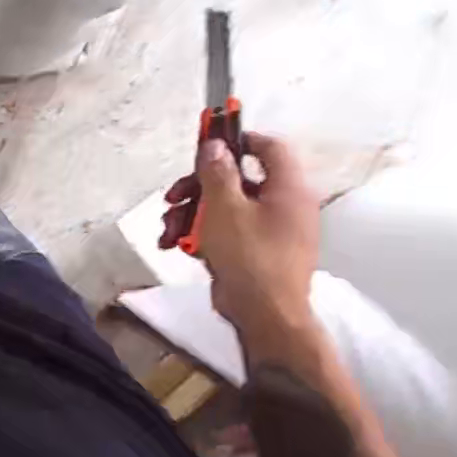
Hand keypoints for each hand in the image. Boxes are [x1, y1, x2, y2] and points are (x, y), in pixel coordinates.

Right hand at [186, 133, 324, 361]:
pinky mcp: (256, 251)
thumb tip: (214, 145)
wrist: (264, 316)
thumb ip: (217, 172)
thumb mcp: (224, 207)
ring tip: (168, 230)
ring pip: (225, 206)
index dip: (238, 140)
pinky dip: (200, 233)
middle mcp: (285, 205)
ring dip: (191, 213)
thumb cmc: (248, 256)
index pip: (269, 147)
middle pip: (237, 179)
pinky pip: (226, 230)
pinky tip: (176, 245)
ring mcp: (271, 230)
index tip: (206, 147)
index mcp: (288, 188)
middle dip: (197, 187)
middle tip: (172, 198)